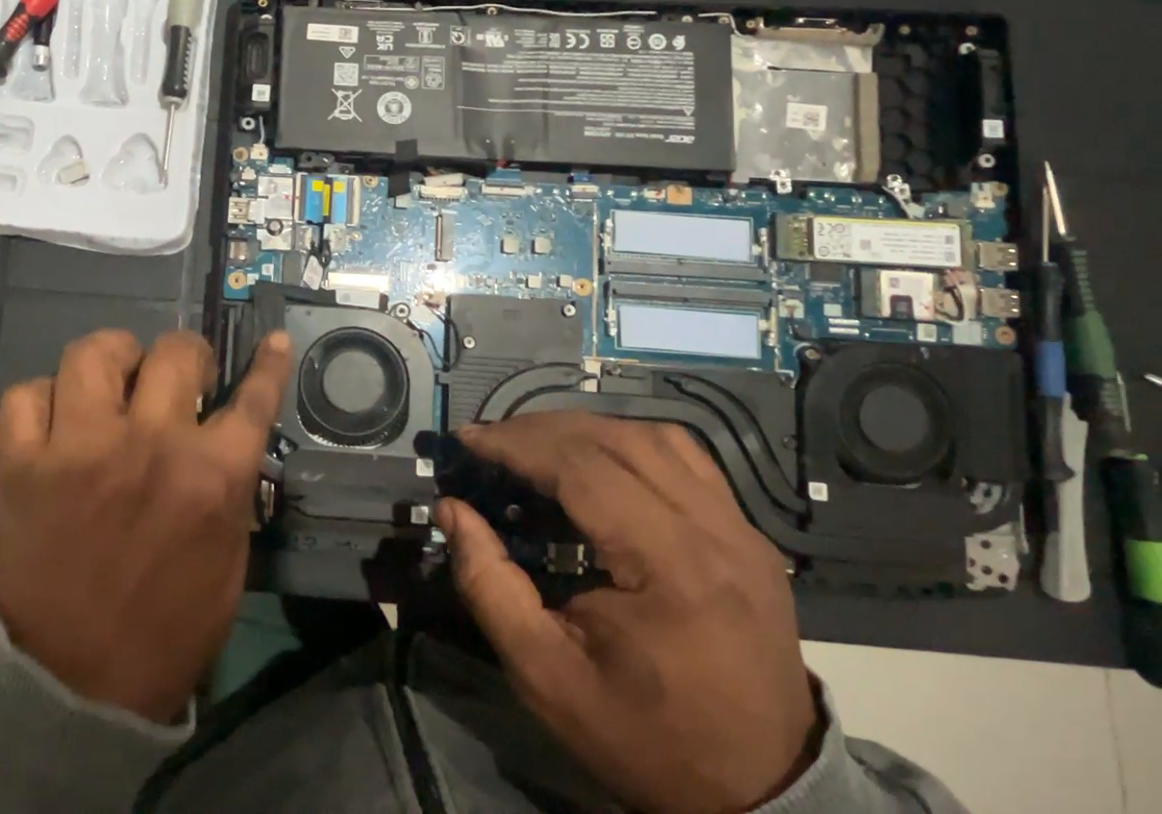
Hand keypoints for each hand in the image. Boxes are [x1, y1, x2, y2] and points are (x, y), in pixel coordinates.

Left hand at [0, 328, 292, 722]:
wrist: (81, 680)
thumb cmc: (170, 625)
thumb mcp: (229, 556)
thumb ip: (229, 487)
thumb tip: (223, 438)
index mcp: (212, 475)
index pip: (252, 397)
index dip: (268, 364)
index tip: (273, 341)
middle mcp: (149, 444)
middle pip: (174, 352)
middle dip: (186, 355)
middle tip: (180, 377)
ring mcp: (79, 448)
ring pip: (93, 351)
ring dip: (113, 356)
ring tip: (115, 377)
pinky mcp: (22, 464)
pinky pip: (25, 395)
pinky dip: (42, 398)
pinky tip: (56, 417)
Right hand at [437, 412, 818, 813]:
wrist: (756, 789)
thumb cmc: (641, 737)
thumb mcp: (543, 673)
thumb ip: (488, 584)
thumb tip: (451, 510)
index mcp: (671, 568)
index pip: (586, 468)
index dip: (518, 444)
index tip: (467, 439)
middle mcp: (719, 533)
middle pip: (622, 441)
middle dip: (544, 429)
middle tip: (490, 440)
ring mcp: (744, 532)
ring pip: (661, 440)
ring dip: (589, 429)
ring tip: (535, 444)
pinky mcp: (751, 539)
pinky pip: (690, 463)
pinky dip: (632, 446)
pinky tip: (596, 463)